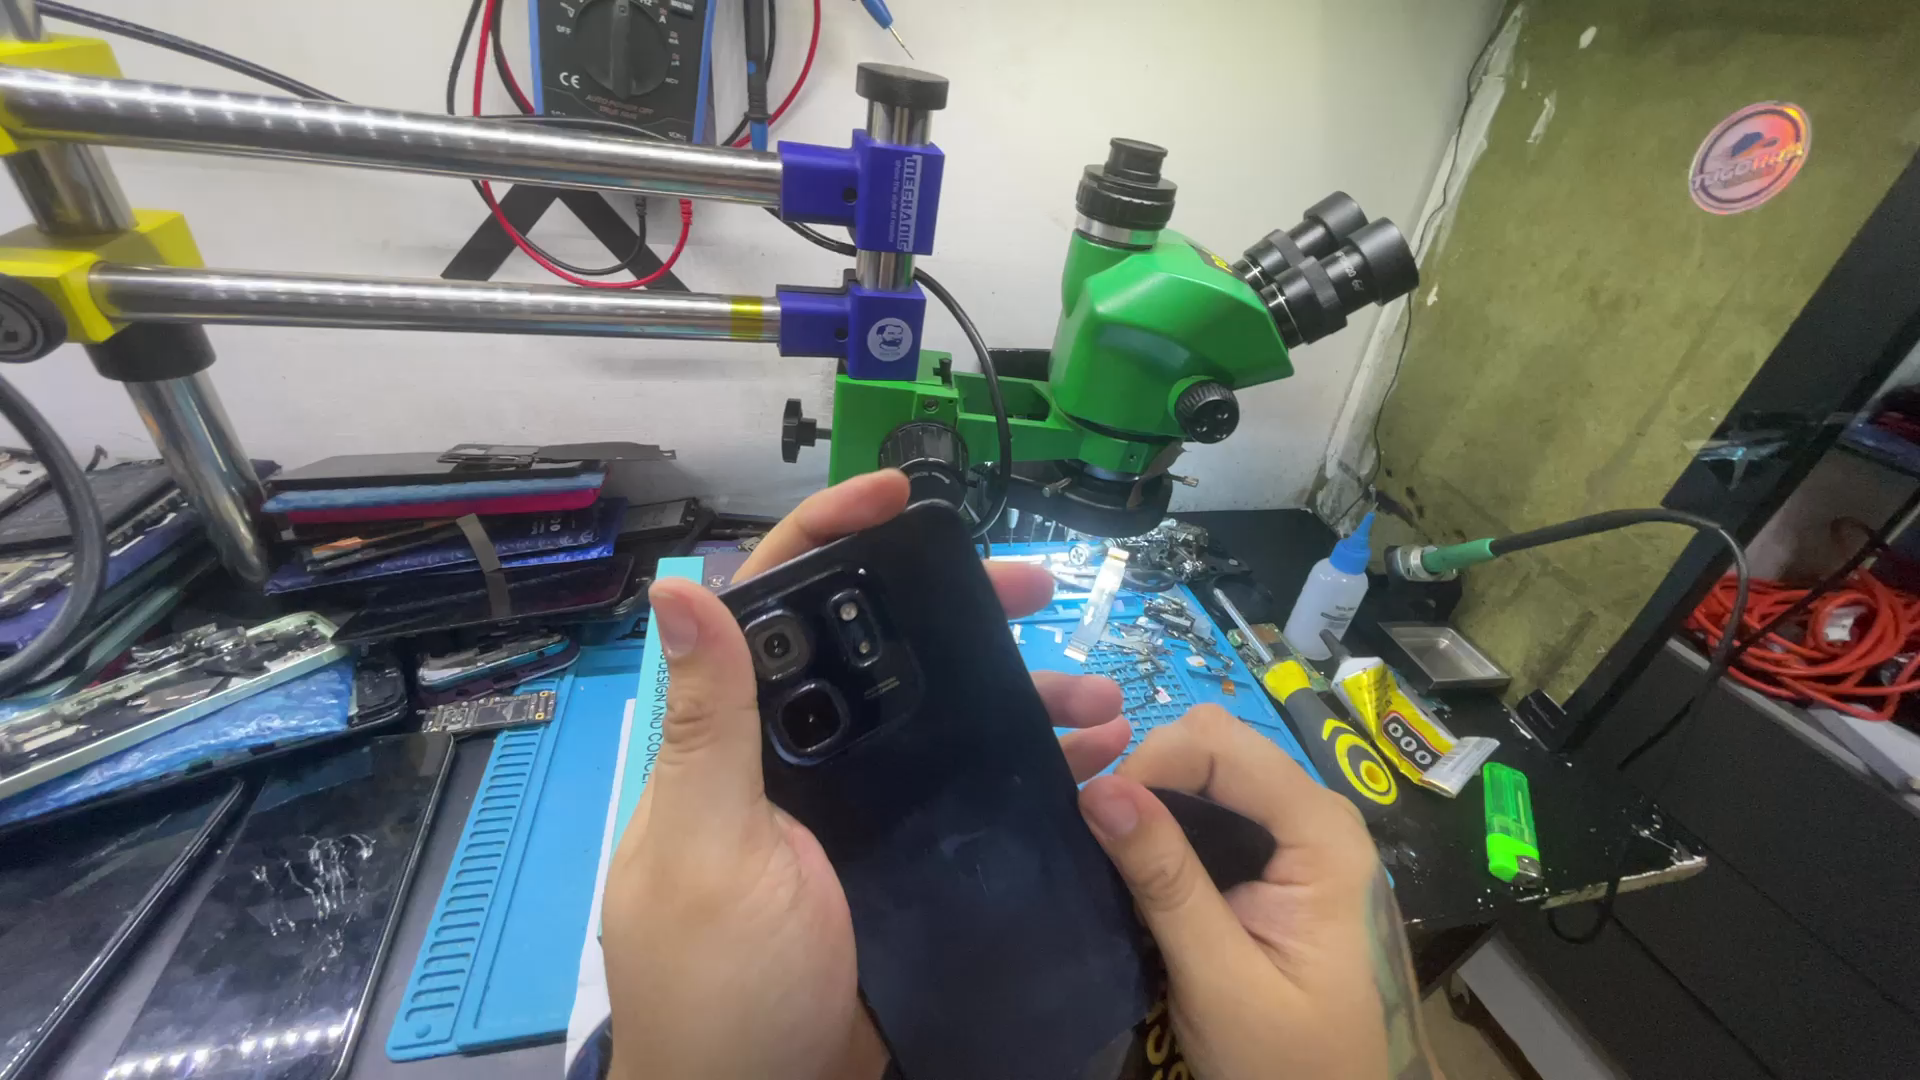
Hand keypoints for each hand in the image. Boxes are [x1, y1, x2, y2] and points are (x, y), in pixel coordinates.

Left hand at [599, 471, 1133, 1079]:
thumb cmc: (726, 977)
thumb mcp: (709, 843)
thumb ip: (707, 722)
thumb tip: (675, 585)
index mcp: (749, 727)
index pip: (783, 601)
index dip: (834, 532)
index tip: (900, 496)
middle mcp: (807, 743)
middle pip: (886, 642)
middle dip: (963, 605)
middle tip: (1037, 586)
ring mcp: (866, 791)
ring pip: (948, 707)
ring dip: (1022, 687)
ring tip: (1096, 691)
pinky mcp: (913, 837)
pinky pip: (979, 774)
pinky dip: (1036, 756)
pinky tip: (1091, 753)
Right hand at [1078, 707, 1439, 1079]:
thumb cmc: (1296, 1068)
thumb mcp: (1220, 982)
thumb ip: (1164, 881)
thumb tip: (1097, 790)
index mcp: (1323, 835)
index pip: (1222, 745)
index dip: (1153, 762)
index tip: (1099, 811)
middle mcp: (1317, 812)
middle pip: (1219, 741)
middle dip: (1153, 771)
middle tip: (1108, 832)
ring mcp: (1301, 829)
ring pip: (1212, 764)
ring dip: (1159, 791)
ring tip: (1121, 846)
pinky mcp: (1281, 852)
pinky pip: (1218, 800)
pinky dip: (1174, 813)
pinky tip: (1151, 856)